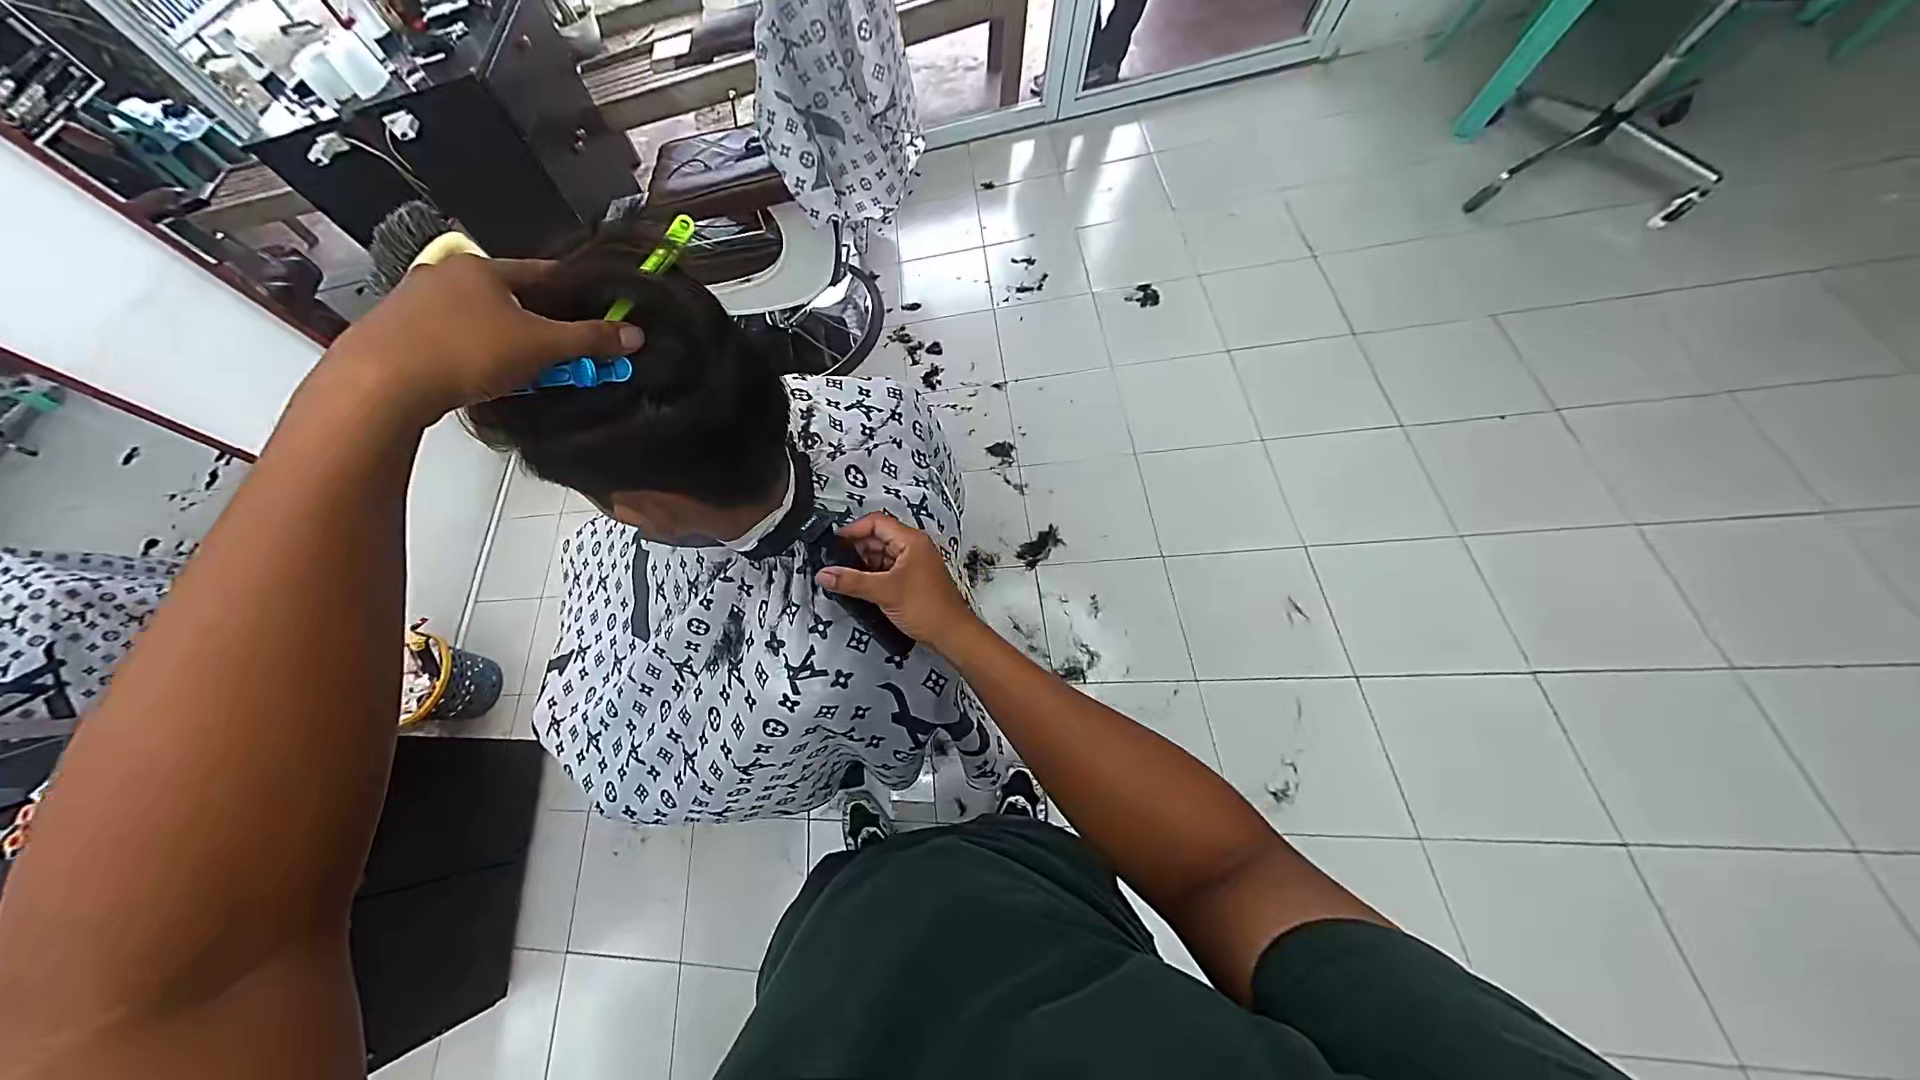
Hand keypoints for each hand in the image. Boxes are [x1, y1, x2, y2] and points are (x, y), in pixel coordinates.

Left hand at [322, 255, 644, 418]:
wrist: (382, 382)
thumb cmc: (462, 351)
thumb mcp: (543, 346)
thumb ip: (591, 339)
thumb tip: (632, 335)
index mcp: (482, 268)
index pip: (546, 274)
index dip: (580, 296)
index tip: (602, 316)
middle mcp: (447, 276)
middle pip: (517, 301)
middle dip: (548, 329)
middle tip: (571, 357)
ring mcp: (420, 303)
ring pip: (488, 322)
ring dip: (517, 345)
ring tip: (534, 373)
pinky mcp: (404, 332)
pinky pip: (461, 340)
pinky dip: (485, 356)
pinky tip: (493, 378)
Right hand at [815, 512, 983, 653]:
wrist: (950, 633)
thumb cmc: (931, 609)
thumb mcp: (884, 592)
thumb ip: (851, 581)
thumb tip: (827, 574)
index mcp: (911, 541)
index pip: (876, 522)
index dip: (853, 530)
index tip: (836, 543)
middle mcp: (914, 547)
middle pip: (877, 537)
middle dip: (856, 549)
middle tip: (837, 562)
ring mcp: (914, 563)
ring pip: (881, 554)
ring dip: (863, 564)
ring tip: (846, 577)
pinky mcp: (912, 578)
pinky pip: (887, 569)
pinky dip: (872, 575)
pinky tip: (860, 587)